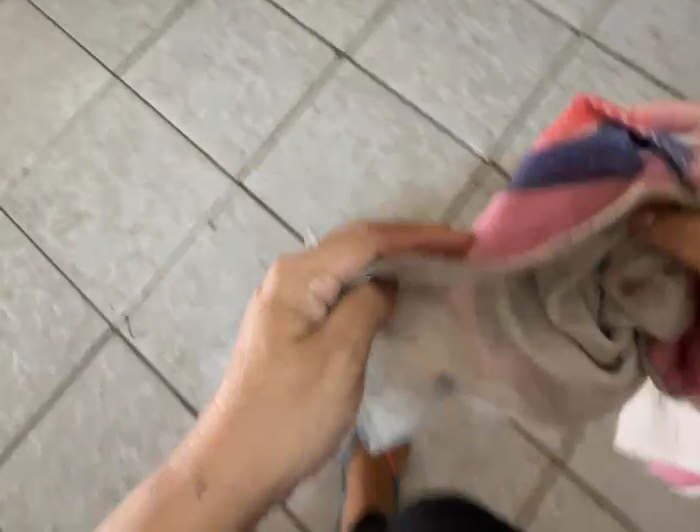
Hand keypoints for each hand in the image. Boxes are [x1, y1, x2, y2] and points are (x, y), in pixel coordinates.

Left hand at [173, 220, 472, 518]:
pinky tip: (396, 291)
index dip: (416, 236)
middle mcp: (289, 275)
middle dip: (407, 240)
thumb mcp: (338, 357)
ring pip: (348, 263)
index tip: (462, 241)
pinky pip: (339, 286)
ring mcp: (288, 297)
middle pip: (355, 243)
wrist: (237, 461)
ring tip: (436, 261)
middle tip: (457, 247)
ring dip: (391, 258)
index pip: (365, 239)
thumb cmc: (290, 412)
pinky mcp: (292, 321)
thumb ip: (366, 307)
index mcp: (297, 275)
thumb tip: (387, 283)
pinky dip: (373, 281)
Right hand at [624, 102, 699, 460]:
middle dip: (658, 163)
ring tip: (604, 199)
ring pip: (698, 209)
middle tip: (602, 164)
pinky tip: (629, 242)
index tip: (630, 123)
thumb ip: (697, 241)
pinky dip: (665, 240)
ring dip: (657, 204)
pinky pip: (696, 245)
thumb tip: (633, 210)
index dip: (685, 119)